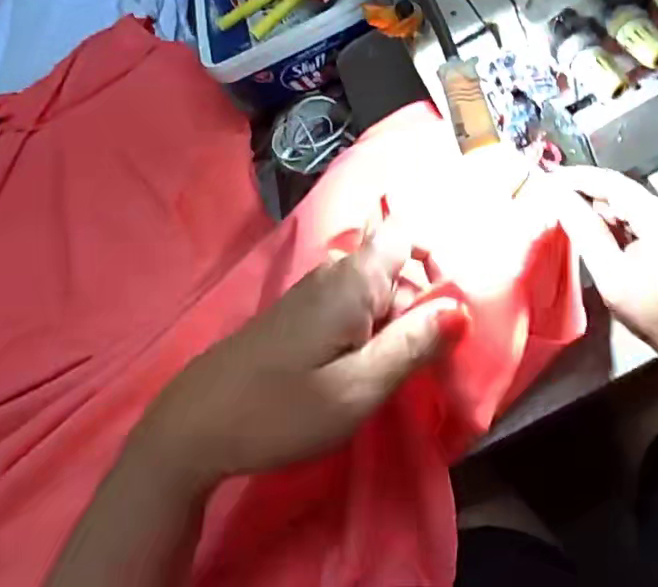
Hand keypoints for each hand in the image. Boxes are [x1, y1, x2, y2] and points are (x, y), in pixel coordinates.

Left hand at [133, 224, 468, 490]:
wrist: (196, 424)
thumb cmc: (283, 408)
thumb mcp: (360, 387)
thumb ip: (413, 343)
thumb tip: (460, 308)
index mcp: (354, 278)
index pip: (407, 232)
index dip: (435, 260)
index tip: (445, 310)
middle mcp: (336, 270)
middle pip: (396, 263)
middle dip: (419, 301)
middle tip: (419, 361)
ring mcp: (315, 289)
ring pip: (376, 286)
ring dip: (395, 320)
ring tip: (389, 371)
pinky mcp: (303, 311)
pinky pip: (353, 302)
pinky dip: (370, 327)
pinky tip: (361, 368)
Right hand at [547, 166, 657, 385]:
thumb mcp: (613, 278)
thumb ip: (585, 231)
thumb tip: (558, 196)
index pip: (611, 181)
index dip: (576, 177)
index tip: (546, 178)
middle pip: (622, 189)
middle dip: (587, 194)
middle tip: (552, 202)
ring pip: (632, 201)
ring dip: (603, 209)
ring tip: (572, 219)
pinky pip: (644, 214)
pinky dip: (621, 221)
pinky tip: (604, 236)